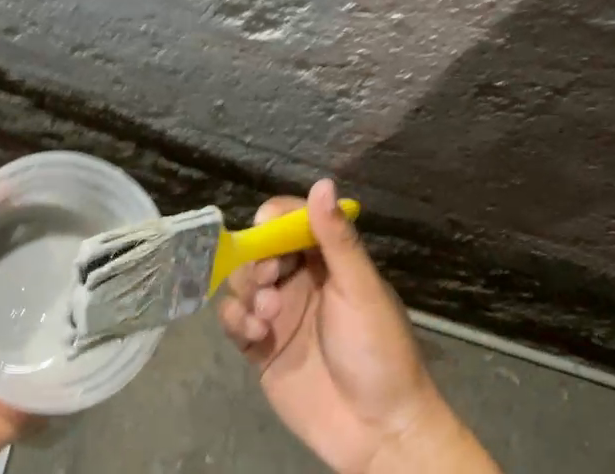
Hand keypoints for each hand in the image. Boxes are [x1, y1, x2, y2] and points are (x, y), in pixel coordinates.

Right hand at [219, 180, 498, 473]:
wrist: (379, 432)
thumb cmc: (378, 352)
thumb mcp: (361, 289)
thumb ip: (336, 239)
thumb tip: (322, 182)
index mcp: (326, 262)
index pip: (290, 221)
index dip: (273, 220)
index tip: (264, 229)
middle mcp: (299, 282)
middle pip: (258, 250)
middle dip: (255, 260)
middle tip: (268, 281)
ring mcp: (278, 315)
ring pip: (241, 284)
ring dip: (246, 293)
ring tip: (267, 317)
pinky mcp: (261, 348)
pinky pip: (234, 321)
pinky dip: (237, 322)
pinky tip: (256, 336)